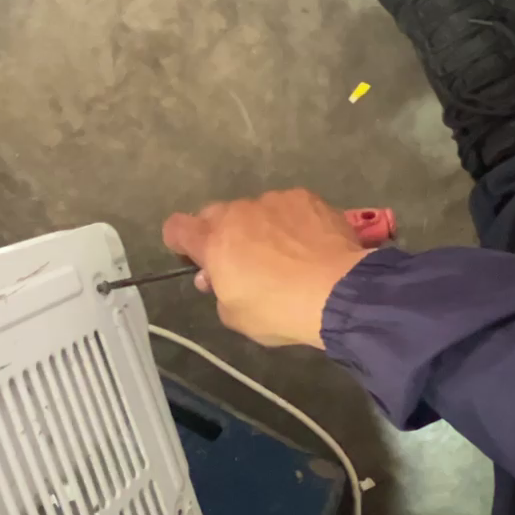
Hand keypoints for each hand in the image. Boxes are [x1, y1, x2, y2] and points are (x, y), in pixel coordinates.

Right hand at [162, 189, 373, 347]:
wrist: (338, 292)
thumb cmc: (280, 310)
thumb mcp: (237, 317)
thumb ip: (220, 293)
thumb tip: (218, 279)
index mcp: (214, 242)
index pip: (176, 228)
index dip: (180, 241)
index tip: (194, 257)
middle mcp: (238, 213)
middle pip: (215, 215)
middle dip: (222, 235)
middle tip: (242, 261)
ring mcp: (274, 201)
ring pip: (255, 210)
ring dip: (260, 227)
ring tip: (286, 254)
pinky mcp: (306, 198)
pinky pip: (288, 207)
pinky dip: (292, 222)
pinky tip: (310, 244)